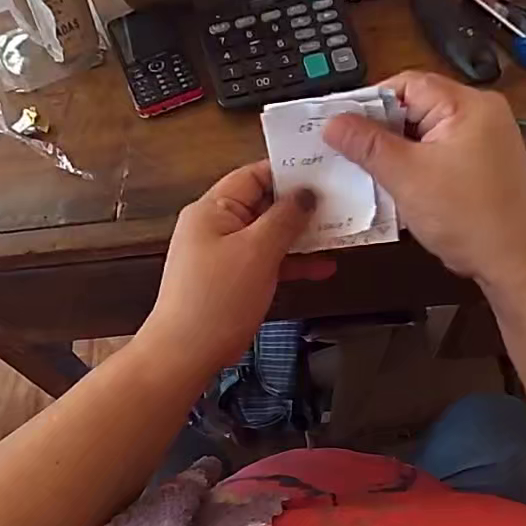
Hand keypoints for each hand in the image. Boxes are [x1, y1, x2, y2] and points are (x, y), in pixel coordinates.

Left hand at [139, 161, 331, 375]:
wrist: (186, 353)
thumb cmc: (217, 299)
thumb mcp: (257, 251)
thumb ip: (285, 218)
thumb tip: (306, 194)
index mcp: (213, 209)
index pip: (253, 176)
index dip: (287, 172)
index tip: (323, 174)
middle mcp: (216, 226)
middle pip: (264, 205)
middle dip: (300, 206)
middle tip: (339, 203)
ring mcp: (225, 254)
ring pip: (270, 235)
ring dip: (302, 236)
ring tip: (339, 233)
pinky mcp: (234, 280)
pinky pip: (268, 261)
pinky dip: (292, 263)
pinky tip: (323, 268)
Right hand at [322, 71, 525, 286]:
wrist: (518, 263)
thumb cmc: (471, 217)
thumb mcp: (408, 176)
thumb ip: (368, 145)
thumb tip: (333, 122)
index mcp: (467, 105)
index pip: (407, 84)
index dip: (369, 102)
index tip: (339, 125)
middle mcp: (480, 117)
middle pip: (416, 110)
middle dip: (379, 133)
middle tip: (346, 152)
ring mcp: (484, 146)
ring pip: (425, 139)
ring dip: (396, 156)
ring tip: (366, 174)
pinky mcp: (482, 172)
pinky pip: (439, 160)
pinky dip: (416, 172)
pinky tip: (395, 192)